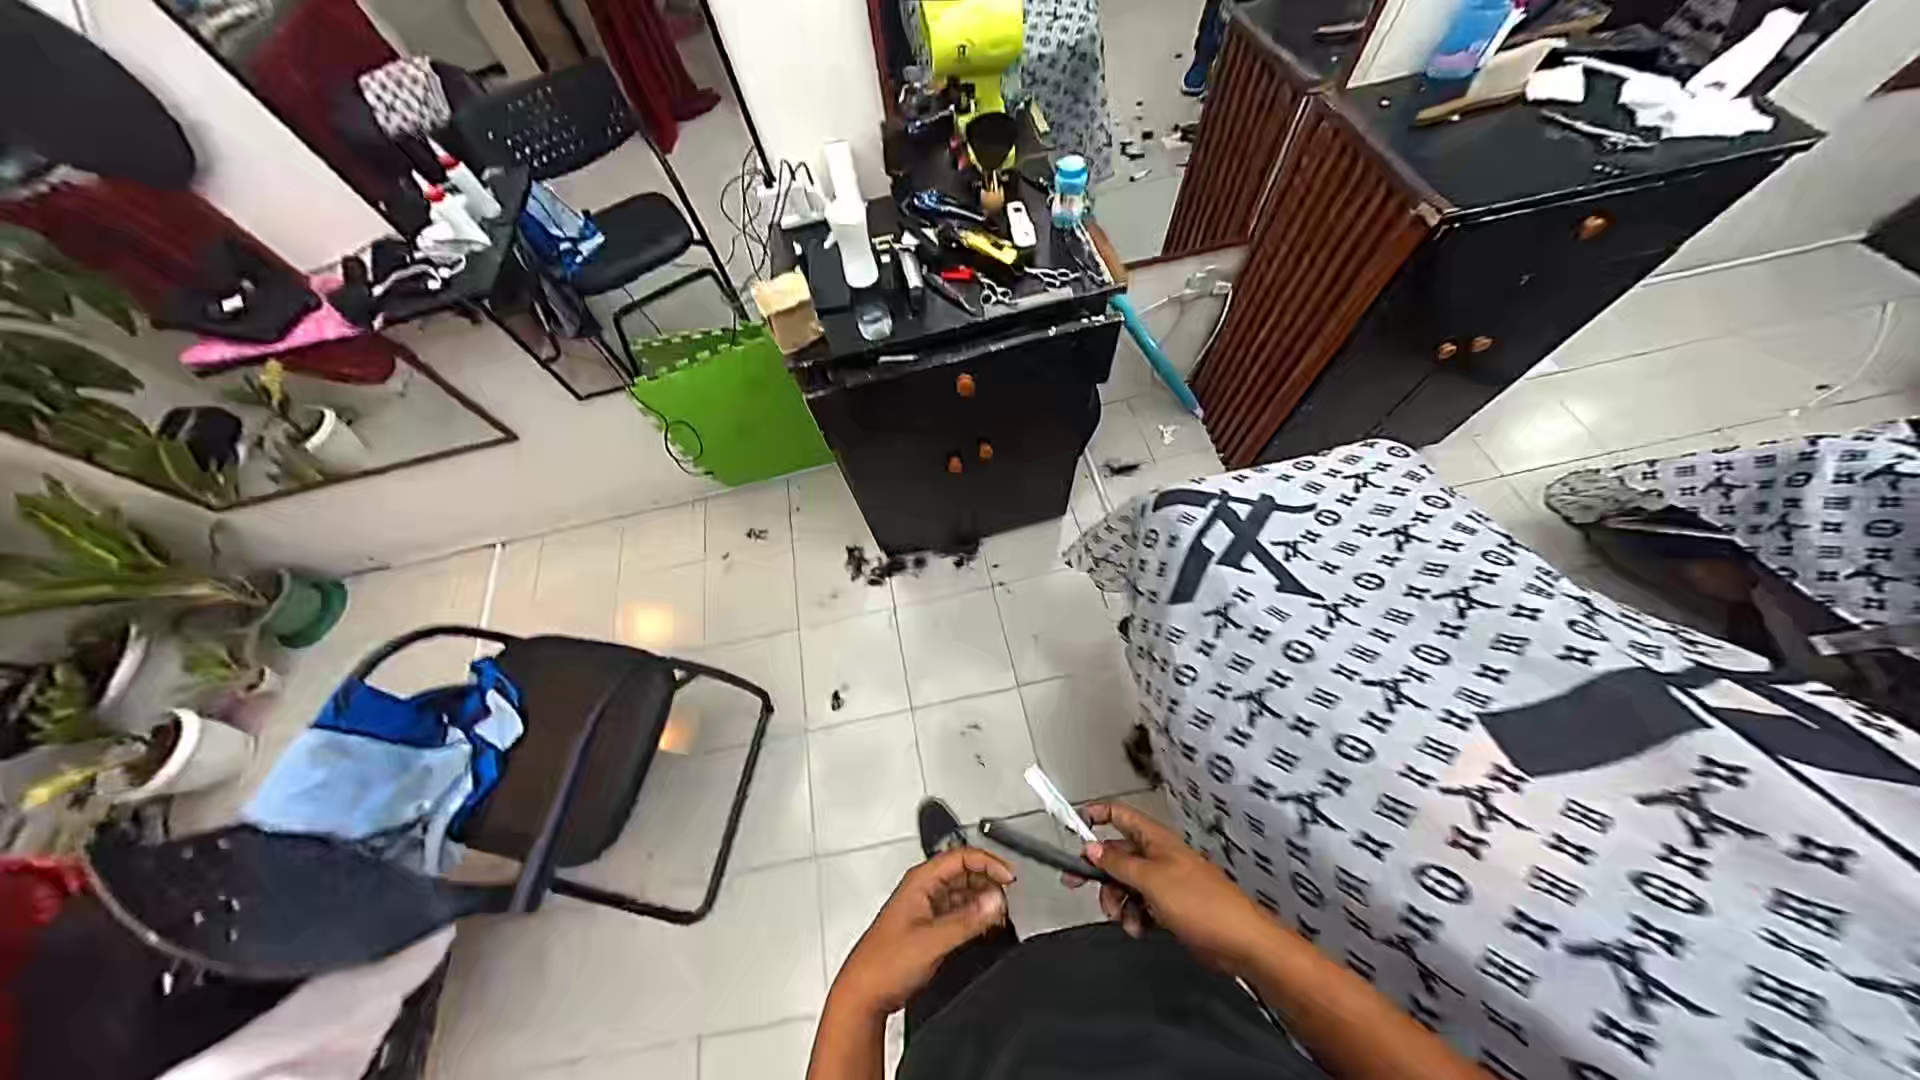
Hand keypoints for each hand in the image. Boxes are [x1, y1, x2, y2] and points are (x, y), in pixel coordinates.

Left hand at [828, 847, 1014, 1017]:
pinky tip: (985, 926)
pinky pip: (958, 909)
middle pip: (964, 871)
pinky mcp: (929, 924)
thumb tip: (994, 901)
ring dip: (982, 899)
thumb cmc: (883, 963)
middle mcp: (923, 888)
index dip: (988, 862)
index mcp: (921, 880)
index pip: (961, 856)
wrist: (864, 994)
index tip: (1008, 877)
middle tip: (1007, 897)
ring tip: (999, 913)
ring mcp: (926, 906)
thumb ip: (967, 920)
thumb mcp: (932, 940)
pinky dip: (974, 914)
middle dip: (988, 880)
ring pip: (962, 891)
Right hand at [1072, 801, 1274, 975]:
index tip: (1077, 823)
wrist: (1239, 942)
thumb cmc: (1203, 904)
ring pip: (1126, 883)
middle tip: (1080, 885)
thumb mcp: (1150, 879)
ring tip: (1125, 918)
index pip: (1119, 814)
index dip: (1097, 815)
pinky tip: (1140, 927)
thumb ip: (1118, 863)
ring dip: (1118, 901)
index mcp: (1155, 839)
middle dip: (1101, 873)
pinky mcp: (1170, 906)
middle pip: (1117, 854)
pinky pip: (1140, 905)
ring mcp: (1165, 881)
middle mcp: (1158, 856)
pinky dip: (1134, 916)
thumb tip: (1092, 849)